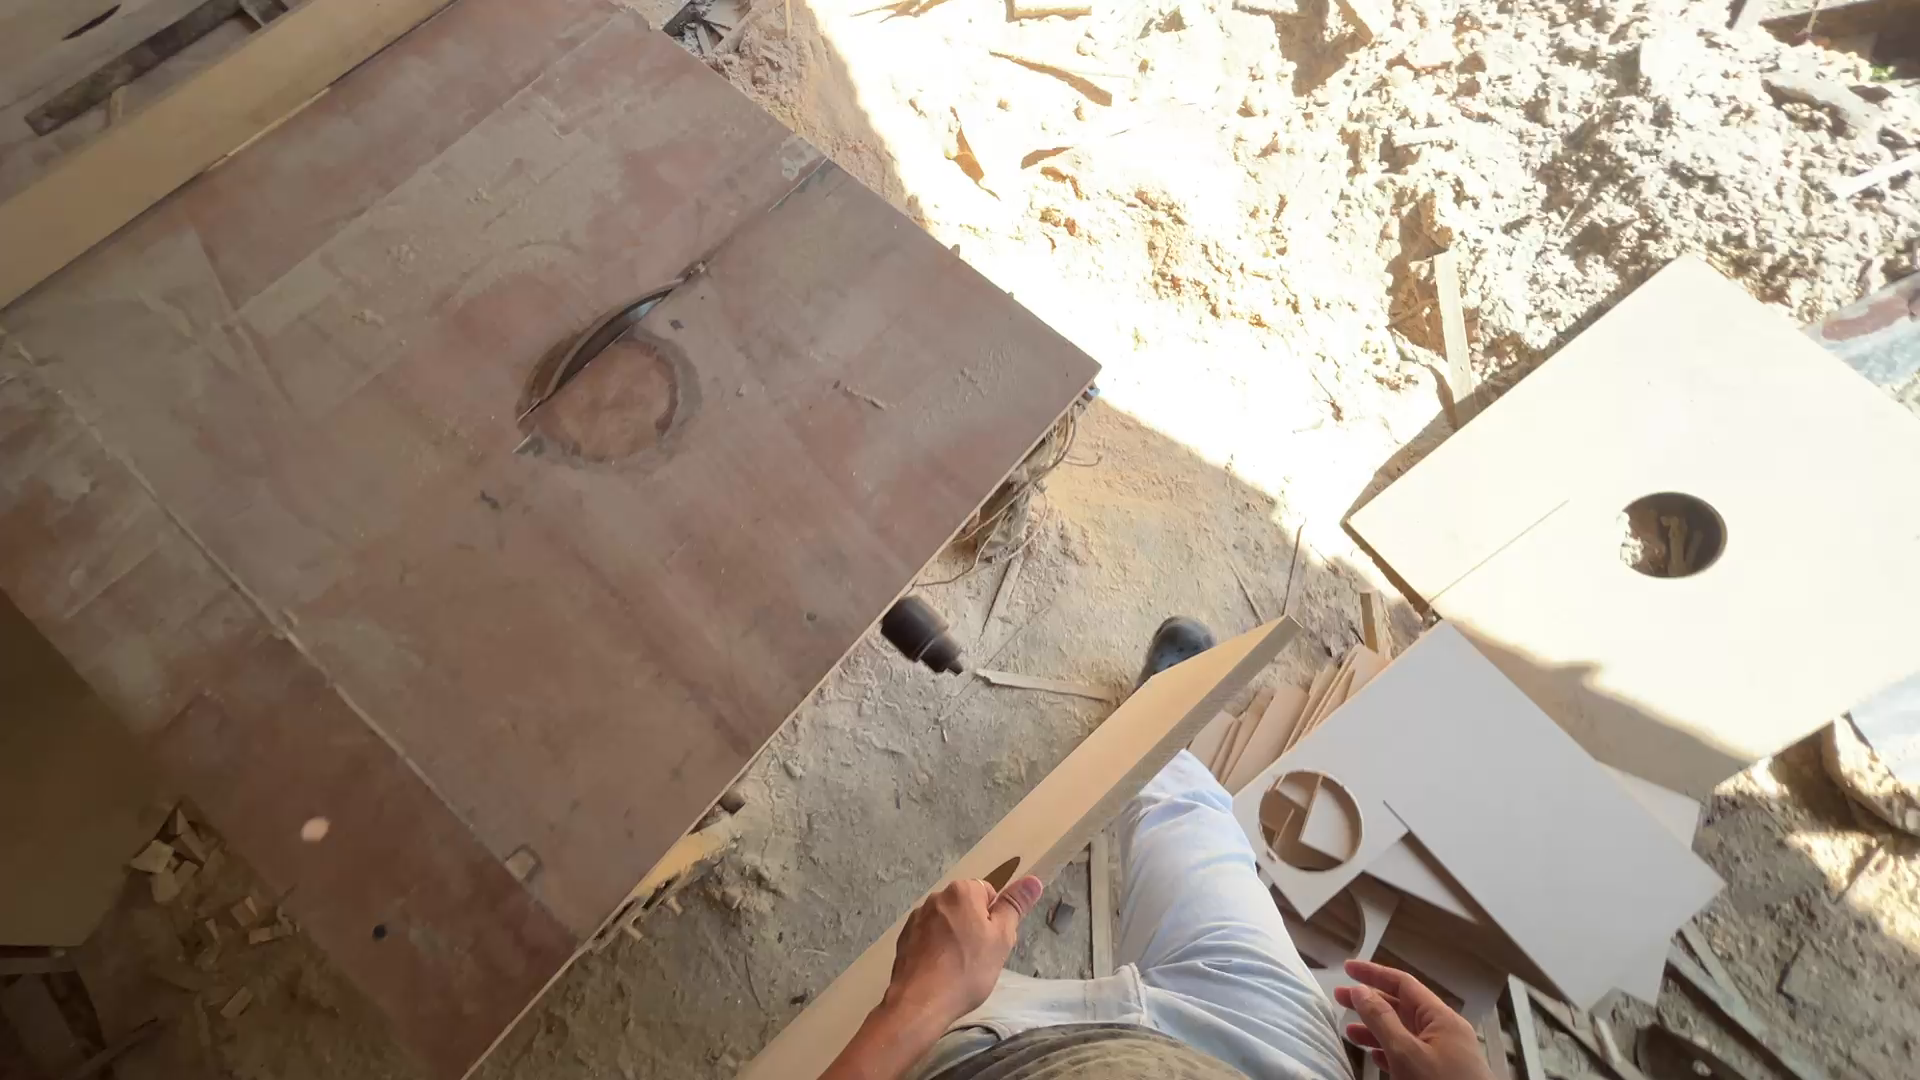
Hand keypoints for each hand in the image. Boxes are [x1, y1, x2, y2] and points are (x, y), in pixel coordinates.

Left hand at [883, 875, 1044, 1024]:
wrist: (920, 1002)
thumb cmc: (967, 970)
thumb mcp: (1001, 939)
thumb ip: (1015, 906)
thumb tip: (1033, 880)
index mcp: (962, 891)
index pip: (988, 893)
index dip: (995, 919)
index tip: (993, 943)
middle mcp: (937, 896)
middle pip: (966, 907)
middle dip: (974, 927)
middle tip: (979, 958)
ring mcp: (917, 917)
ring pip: (946, 923)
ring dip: (954, 938)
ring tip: (958, 968)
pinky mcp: (904, 937)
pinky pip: (928, 937)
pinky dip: (935, 949)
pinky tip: (939, 972)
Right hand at [1334, 960, 1493, 1079]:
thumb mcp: (1405, 1052)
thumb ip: (1381, 1018)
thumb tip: (1359, 989)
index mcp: (1442, 1019)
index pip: (1403, 983)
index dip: (1373, 972)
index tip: (1346, 968)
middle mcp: (1446, 1033)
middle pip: (1401, 1007)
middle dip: (1369, 1002)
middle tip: (1339, 998)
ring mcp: (1446, 1057)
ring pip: (1404, 1033)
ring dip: (1375, 1030)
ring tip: (1349, 1033)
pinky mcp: (1443, 1077)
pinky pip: (1411, 1055)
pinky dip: (1389, 1051)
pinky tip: (1374, 1057)